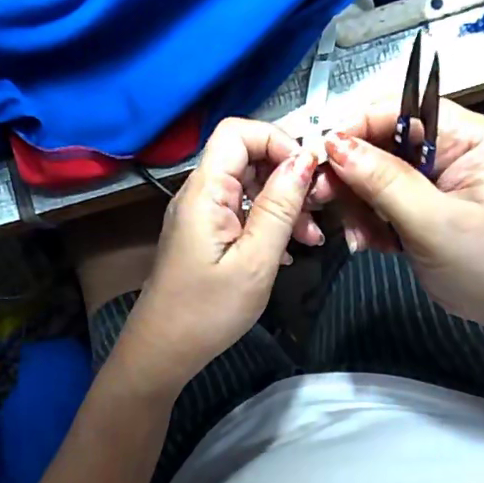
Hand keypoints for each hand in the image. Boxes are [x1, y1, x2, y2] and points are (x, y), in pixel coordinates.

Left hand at [111, 118, 321, 390]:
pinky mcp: (206, 234)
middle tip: (318, 209)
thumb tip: (305, 159)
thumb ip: (280, 208)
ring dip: (284, 203)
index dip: (277, 140)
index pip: (237, 132)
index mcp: (205, 192)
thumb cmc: (208, 311)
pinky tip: (289, 249)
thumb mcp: (255, 261)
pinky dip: (269, 222)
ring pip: (249, 186)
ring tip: (311, 238)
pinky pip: (242, 212)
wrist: (165, 350)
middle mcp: (199, 194)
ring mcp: (202, 215)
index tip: (309, 172)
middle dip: (287, 175)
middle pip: (246, 157)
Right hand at [313, 100, 483, 339]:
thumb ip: (384, 181)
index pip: (402, 110)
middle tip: (324, 203)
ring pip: (378, 176)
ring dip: (359, 206)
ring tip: (359, 239)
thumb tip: (333, 144)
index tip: (319, 157)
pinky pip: (385, 203)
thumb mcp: (435, 224)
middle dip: (353, 175)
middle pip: (384, 143)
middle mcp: (454, 150)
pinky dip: (371, 223)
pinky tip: (371, 246)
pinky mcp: (428, 210)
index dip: (356, 127)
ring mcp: (440, 181)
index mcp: (471, 137)